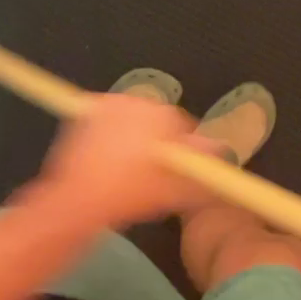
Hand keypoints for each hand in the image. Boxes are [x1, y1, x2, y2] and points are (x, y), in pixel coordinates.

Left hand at [25, 93, 201, 231]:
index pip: (183, 128)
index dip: (180, 151)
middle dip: (156, 139)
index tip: (172, 169)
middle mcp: (139, 101)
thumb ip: (202, 166)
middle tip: (148, 169)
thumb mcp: (174, 187)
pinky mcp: (89, 110)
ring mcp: (111, 103)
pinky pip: (111, 118)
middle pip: (158, 119)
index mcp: (163, 115)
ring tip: (126, 165)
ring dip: (135, 133)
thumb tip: (221, 150)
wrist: (80, 198)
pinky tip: (109, 155)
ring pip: (134, 117)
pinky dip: (113, 130)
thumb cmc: (130, 194)